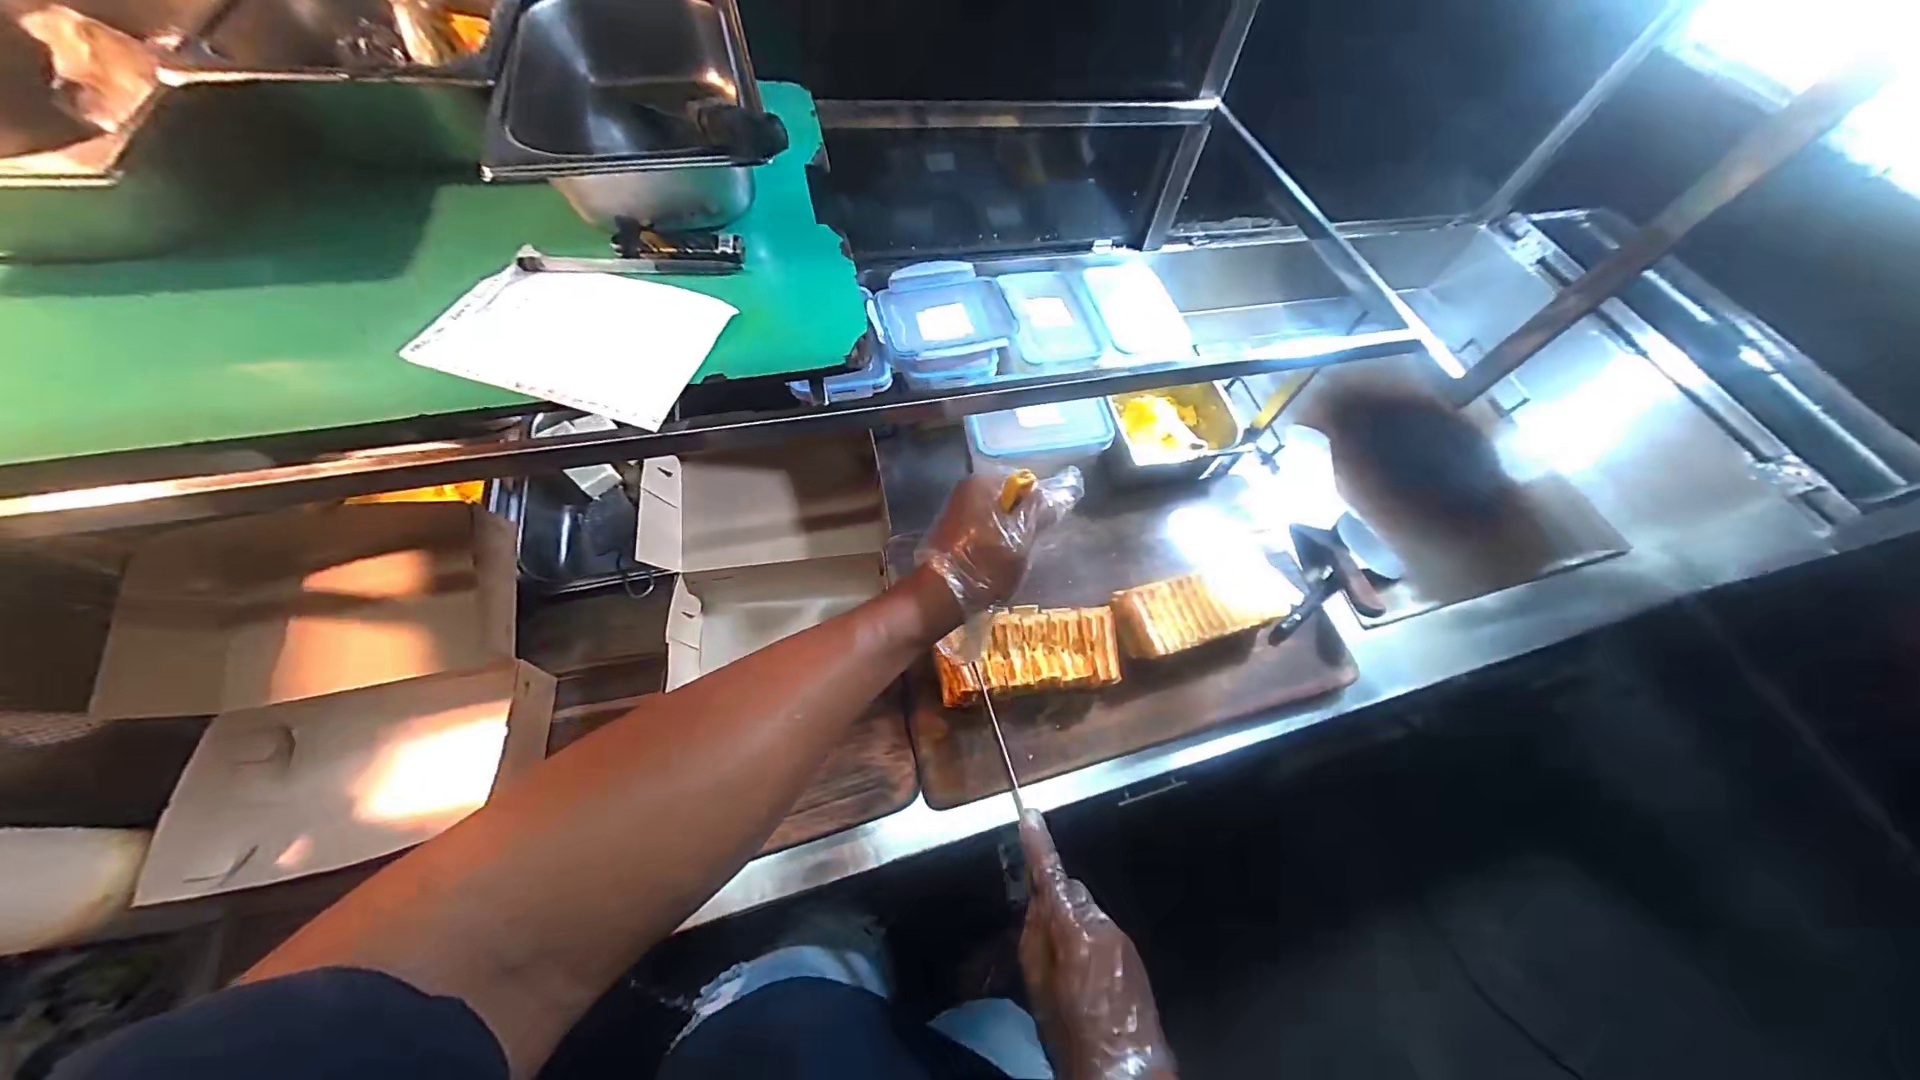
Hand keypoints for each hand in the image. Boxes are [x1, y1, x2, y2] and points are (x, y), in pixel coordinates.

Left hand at [917, 468, 1083, 615]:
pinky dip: (991, 538)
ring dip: (1007, 531)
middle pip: (1009, 499)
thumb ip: (1040, 511)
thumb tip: (1062, 491)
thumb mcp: (1020, 538)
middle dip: (1022, 519)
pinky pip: (981, 526)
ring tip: (1010, 557)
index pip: (1026, 483)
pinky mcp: (949, 528)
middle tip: (1027, 546)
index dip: (1040, 505)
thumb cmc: (984, 564)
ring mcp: (955, 508)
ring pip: (995, 515)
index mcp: (984, 483)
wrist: (939, 594)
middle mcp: (966, 488)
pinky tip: (993, 559)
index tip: (1044, 529)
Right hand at [1018, 811, 1175, 1079]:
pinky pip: (1103, 934)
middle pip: (1072, 892)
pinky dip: (1090, 945)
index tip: (1030, 815)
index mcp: (1074, 930)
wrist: (1126, 1073)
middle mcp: (1103, 924)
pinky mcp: (1134, 954)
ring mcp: (1123, 938)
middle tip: (1042, 939)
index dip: (1037, 844)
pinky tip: (1087, 982)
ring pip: (1087, 914)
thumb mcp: (1037, 987)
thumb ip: (1034, 937)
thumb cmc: (1072, 1034)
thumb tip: (1036, 903)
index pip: (1051, 874)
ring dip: (1073, 928)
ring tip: (1068, 973)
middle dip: (1055, 904)